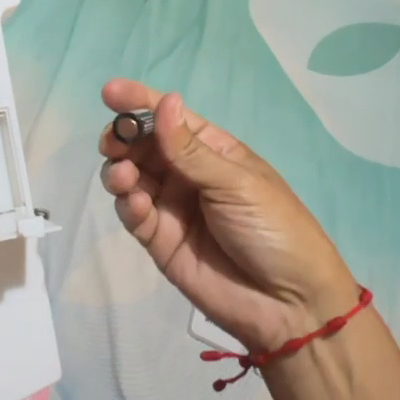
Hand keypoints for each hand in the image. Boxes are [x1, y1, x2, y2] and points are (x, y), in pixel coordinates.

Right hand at [98, 78, 357, 353]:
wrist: (290, 306)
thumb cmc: (274, 229)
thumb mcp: (237, 184)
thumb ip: (190, 149)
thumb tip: (165, 99)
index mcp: (210, 149)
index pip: (168, 116)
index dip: (137, 101)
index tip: (109, 92)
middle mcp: (185, 172)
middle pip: (140, 144)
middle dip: (122, 138)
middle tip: (113, 142)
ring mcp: (170, 205)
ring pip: (128, 176)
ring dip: (118, 169)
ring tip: (123, 177)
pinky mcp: (159, 239)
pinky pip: (132, 213)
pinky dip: (126, 203)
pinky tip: (135, 204)